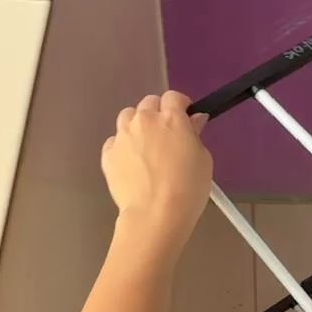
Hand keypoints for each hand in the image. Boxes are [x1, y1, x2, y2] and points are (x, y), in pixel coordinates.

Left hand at [101, 91, 213, 255]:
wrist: (155, 215)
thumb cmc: (188, 189)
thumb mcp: (203, 160)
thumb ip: (195, 135)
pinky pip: (115, 141)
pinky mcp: (108, 154)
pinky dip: (123, 147)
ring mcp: (122, 136)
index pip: (174, 97)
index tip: (185, 116)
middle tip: (166, 134)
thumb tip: (193, 121)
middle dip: (158, 113)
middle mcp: (144, 120)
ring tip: (146, 147)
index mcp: (171, 118)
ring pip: (128, 117)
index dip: (181, 105)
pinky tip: (132, 164)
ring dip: (138, 125)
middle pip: (148, 103)